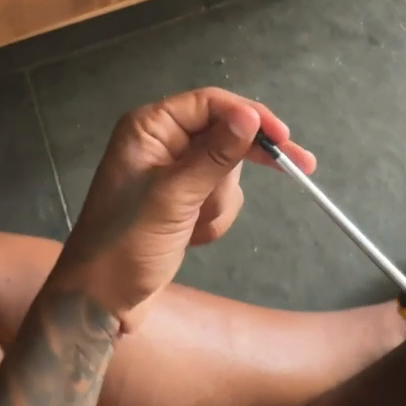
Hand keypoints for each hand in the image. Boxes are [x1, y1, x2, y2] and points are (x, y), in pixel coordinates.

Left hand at [53, 87, 314, 330]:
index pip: (209, 103)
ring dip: (219, 201)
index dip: (249, 114)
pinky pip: (219, 195)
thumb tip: (251, 115)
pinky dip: (214, 218)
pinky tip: (193, 238)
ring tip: (194, 227)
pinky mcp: (183, 199)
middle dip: (245, 160)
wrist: (102, 301)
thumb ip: (216, 155)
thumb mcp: (174, 197)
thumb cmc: (127, 242)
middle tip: (302, 166)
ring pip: (226, 169)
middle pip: (224, 133)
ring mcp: (173, 171)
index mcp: (150, 127)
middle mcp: (162, 141)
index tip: (282, 136)